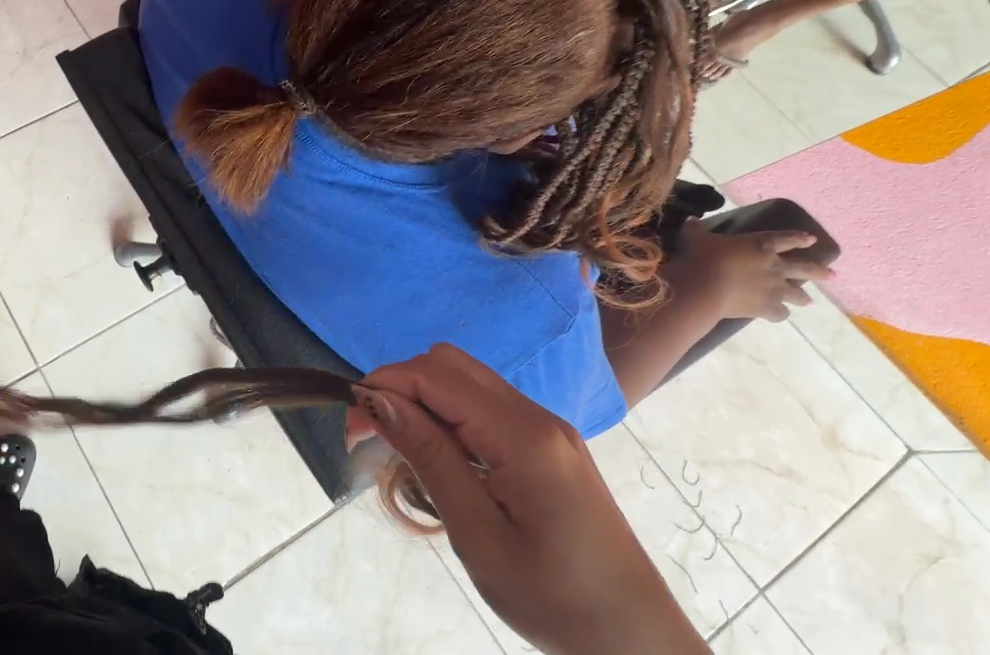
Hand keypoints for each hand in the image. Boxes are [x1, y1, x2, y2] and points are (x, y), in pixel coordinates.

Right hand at [348, 345, 706, 654]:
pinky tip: (440, 458)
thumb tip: (376, 398)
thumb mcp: (478, 534)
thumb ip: (428, 455)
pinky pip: (483, 405)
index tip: (353, 432)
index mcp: (522, 436)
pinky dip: (446, 415)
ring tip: (401, 450)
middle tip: (373, 439)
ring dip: (420, 399)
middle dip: (398, 387)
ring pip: (463, 379)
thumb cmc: (555, 599)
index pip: (432, 375)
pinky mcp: (548, 446)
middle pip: (446, 363)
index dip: (381, 387)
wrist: (636, 645)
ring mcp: (546, 429)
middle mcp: (536, 416)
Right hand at [665, 220, 827, 321]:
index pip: (786, 239)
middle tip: (832, 275)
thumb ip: (696, 229)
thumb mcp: (694, 237)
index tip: (811, 239)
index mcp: (761, 246)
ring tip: (806, 300)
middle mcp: (775, 267)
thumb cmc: (700, 257)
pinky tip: (778, 314)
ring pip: (798, 294)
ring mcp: (774, 290)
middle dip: (820, 272)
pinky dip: (779, 313)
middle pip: (805, 268)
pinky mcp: (767, 308)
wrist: (703, 288)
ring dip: (802, 296)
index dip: (799, 238)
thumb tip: (692, 221)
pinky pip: (780, 313)